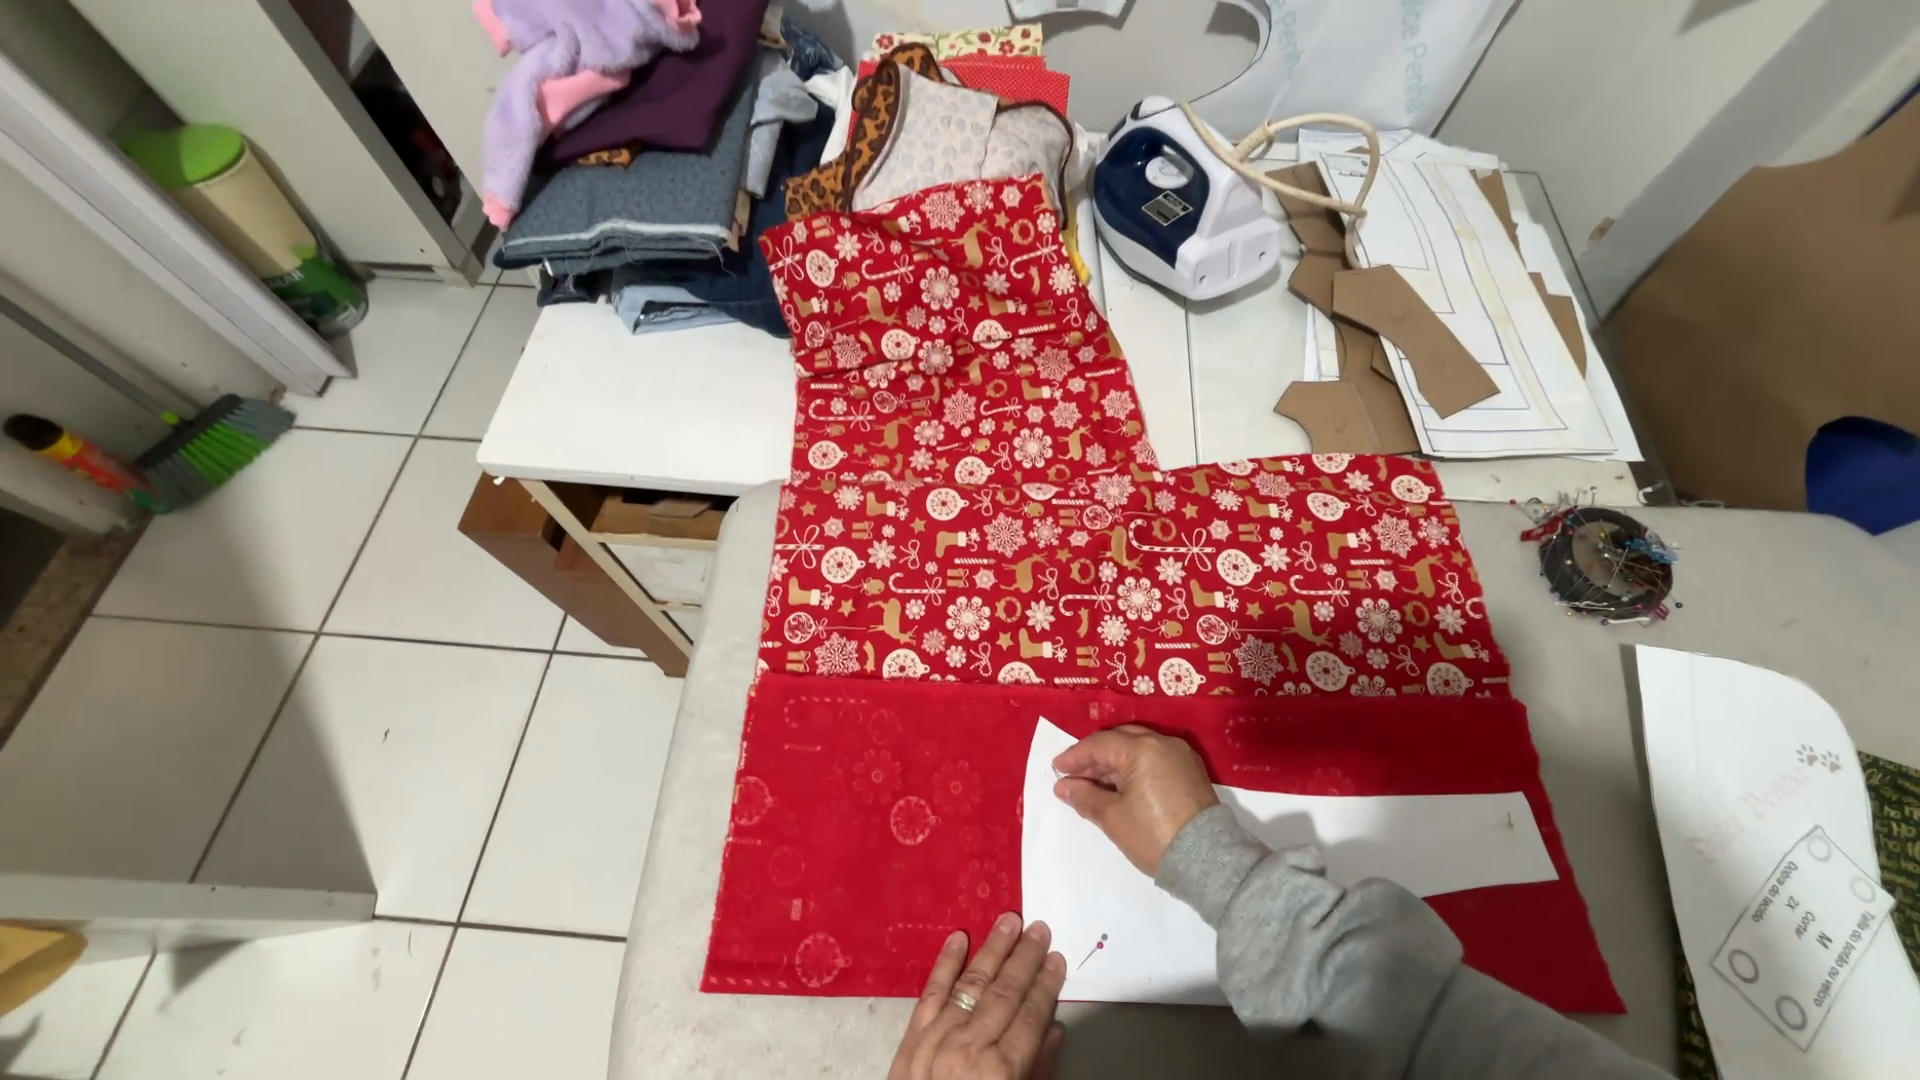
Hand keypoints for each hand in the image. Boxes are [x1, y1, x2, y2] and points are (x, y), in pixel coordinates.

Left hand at [887, 913, 1066, 1079]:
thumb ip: (1036, 1072)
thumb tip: (1055, 1030)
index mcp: (999, 1073)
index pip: (1029, 1017)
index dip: (1045, 985)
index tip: (1057, 957)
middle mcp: (968, 1049)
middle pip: (1003, 994)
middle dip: (1024, 958)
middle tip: (1039, 927)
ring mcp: (936, 1039)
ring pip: (971, 985)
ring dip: (992, 950)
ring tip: (1008, 921)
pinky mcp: (911, 1037)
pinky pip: (931, 992)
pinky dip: (945, 963)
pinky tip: (958, 938)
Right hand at [1052, 725, 1219, 876]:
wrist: (1207, 862)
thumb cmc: (1154, 836)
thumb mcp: (1113, 818)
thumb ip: (1085, 797)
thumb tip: (1064, 787)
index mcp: (1142, 749)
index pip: (1099, 744)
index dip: (1074, 756)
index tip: (1056, 769)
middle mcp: (1162, 743)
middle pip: (1118, 741)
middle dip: (1094, 757)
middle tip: (1074, 777)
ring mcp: (1179, 756)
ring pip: (1136, 748)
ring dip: (1113, 763)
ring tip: (1094, 786)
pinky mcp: (1189, 771)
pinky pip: (1153, 759)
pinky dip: (1133, 768)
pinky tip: (1120, 787)